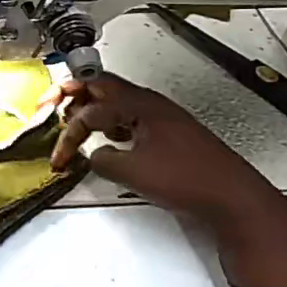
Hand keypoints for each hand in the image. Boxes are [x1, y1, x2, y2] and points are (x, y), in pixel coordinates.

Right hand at [50, 73, 275, 222]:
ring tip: (73, 125)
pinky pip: (129, 116)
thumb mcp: (134, 173)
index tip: (59, 156)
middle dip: (71, 94)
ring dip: (90, 109)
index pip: (90, 108)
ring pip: (115, 101)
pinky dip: (109, 123)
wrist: (237, 200)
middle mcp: (149, 103)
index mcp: (139, 104)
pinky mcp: (169, 133)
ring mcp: (161, 116)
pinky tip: (107, 140)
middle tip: (49, 105)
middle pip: (100, 87)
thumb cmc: (188, 181)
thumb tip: (93, 157)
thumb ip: (103, 161)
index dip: (69, 131)